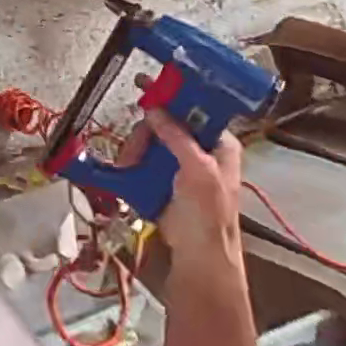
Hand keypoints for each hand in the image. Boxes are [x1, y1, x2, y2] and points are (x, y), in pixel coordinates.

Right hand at [119, 106, 244, 266]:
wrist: (198, 263)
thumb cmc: (208, 217)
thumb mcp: (198, 171)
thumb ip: (177, 136)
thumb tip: (154, 107)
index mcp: (219, 143)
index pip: (195, 108)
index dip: (172, 94)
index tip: (147, 83)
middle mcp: (200, 149)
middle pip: (165, 123)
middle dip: (146, 133)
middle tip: (135, 147)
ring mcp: (180, 165)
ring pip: (151, 140)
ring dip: (136, 149)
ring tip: (129, 165)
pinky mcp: (163, 180)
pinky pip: (143, 159)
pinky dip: (133, 162)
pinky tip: (126, 169)